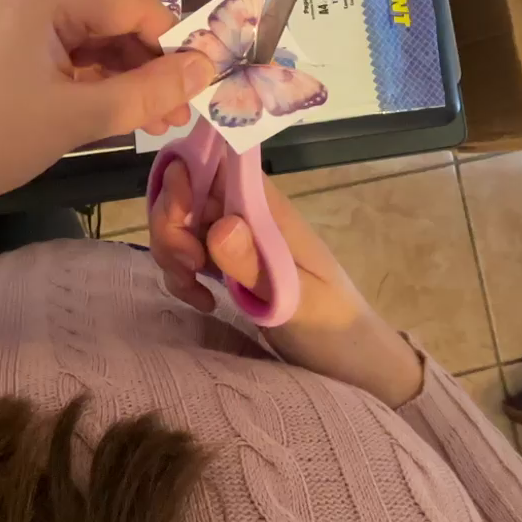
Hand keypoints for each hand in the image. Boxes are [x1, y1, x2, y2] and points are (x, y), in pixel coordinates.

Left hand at [0, 0, 215, 220]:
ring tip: (161, 120)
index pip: (129, 2)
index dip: (171, 39)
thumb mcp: (80, 117)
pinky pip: (68, 58)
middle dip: (150, 63)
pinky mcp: (12, 53)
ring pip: (92, 42)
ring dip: (127, 77)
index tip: (200, 80)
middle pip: (112, 19)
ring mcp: (19, 26)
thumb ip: (147, 91)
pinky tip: (123, 112)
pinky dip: (96, 83)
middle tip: (182, 109)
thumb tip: (205, 69)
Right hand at [148, 159, 424, 405]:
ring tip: (194, 288)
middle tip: (189, 267)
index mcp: (266, 207)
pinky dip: (180, 275)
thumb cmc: (334, 326)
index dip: (183, 180)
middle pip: (185, 191)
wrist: (351, 358)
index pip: (212, 163)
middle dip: (170, 226)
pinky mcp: (224, 262)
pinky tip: (202, 300)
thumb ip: (255, 265)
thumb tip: (219, 226)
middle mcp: (245, 211)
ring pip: (178, 222)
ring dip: (170, 252)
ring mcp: (233, 236)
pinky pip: (184, 253)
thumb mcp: (299, 301)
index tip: (182, 225)